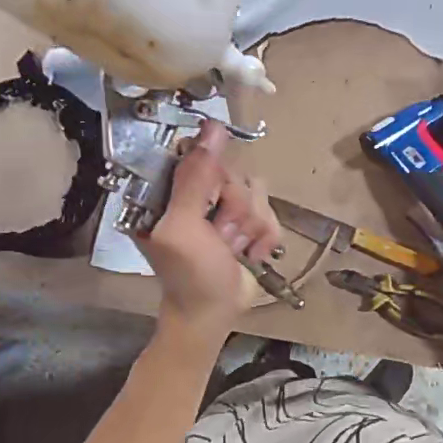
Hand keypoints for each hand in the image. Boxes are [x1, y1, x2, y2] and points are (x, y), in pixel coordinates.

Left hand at [134, 121, 281, 338]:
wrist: (213, 314)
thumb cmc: (189, 274)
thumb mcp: (182, 225)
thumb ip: (194, 177)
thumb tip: (212, 128)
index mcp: (171, 190)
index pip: (201, 154)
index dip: (214, 177)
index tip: (213, 201)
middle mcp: (198, 194)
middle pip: (234, 172)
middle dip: (233, 210)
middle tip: (220, 236)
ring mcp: (225, 209)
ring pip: (256, 191)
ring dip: (248, 227)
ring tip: (232, 249)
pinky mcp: (249, 224)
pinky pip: (271, 212)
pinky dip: (265, 237)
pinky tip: (250, 254)